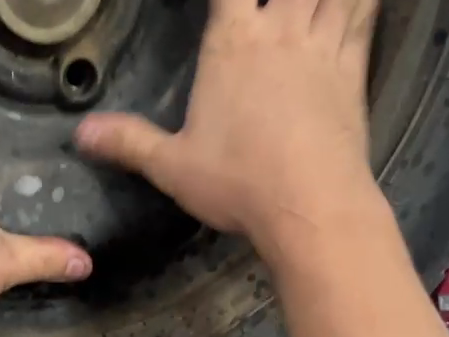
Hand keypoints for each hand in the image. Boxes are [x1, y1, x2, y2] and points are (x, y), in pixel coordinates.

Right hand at [73, 0, 379, 252]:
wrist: (308, 205)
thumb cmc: (238, 184)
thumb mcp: (172, 168)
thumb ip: (129, 143)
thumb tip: (81, 134)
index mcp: (233, 42)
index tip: (220, 3)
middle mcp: (280, 29)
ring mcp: (322, 44)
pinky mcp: (354, 68)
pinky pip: (366, 12)